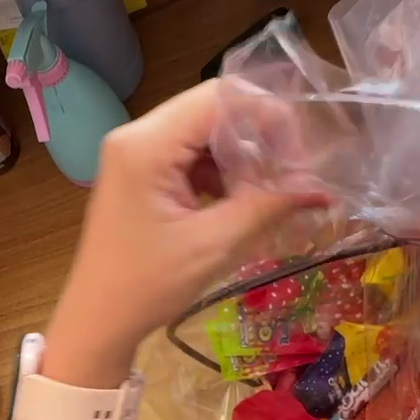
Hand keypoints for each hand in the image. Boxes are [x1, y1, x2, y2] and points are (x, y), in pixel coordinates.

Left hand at [44, 81, 319, 386]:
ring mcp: (132, 155)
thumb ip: (268, 205)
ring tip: (267, 195)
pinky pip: (186, 158)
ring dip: (238, 160)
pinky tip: (238, 202)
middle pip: (211, 112)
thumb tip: (322, 189)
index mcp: (146, 144)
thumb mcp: (214, 244)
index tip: (299, 158)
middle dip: (256, 140)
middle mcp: (135, 136)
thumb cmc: (147, 286)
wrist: (97, 322)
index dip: (268, 118)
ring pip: (202, 135)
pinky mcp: (136, 175)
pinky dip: (216, 174)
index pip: (220, 98)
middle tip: (290, 178)